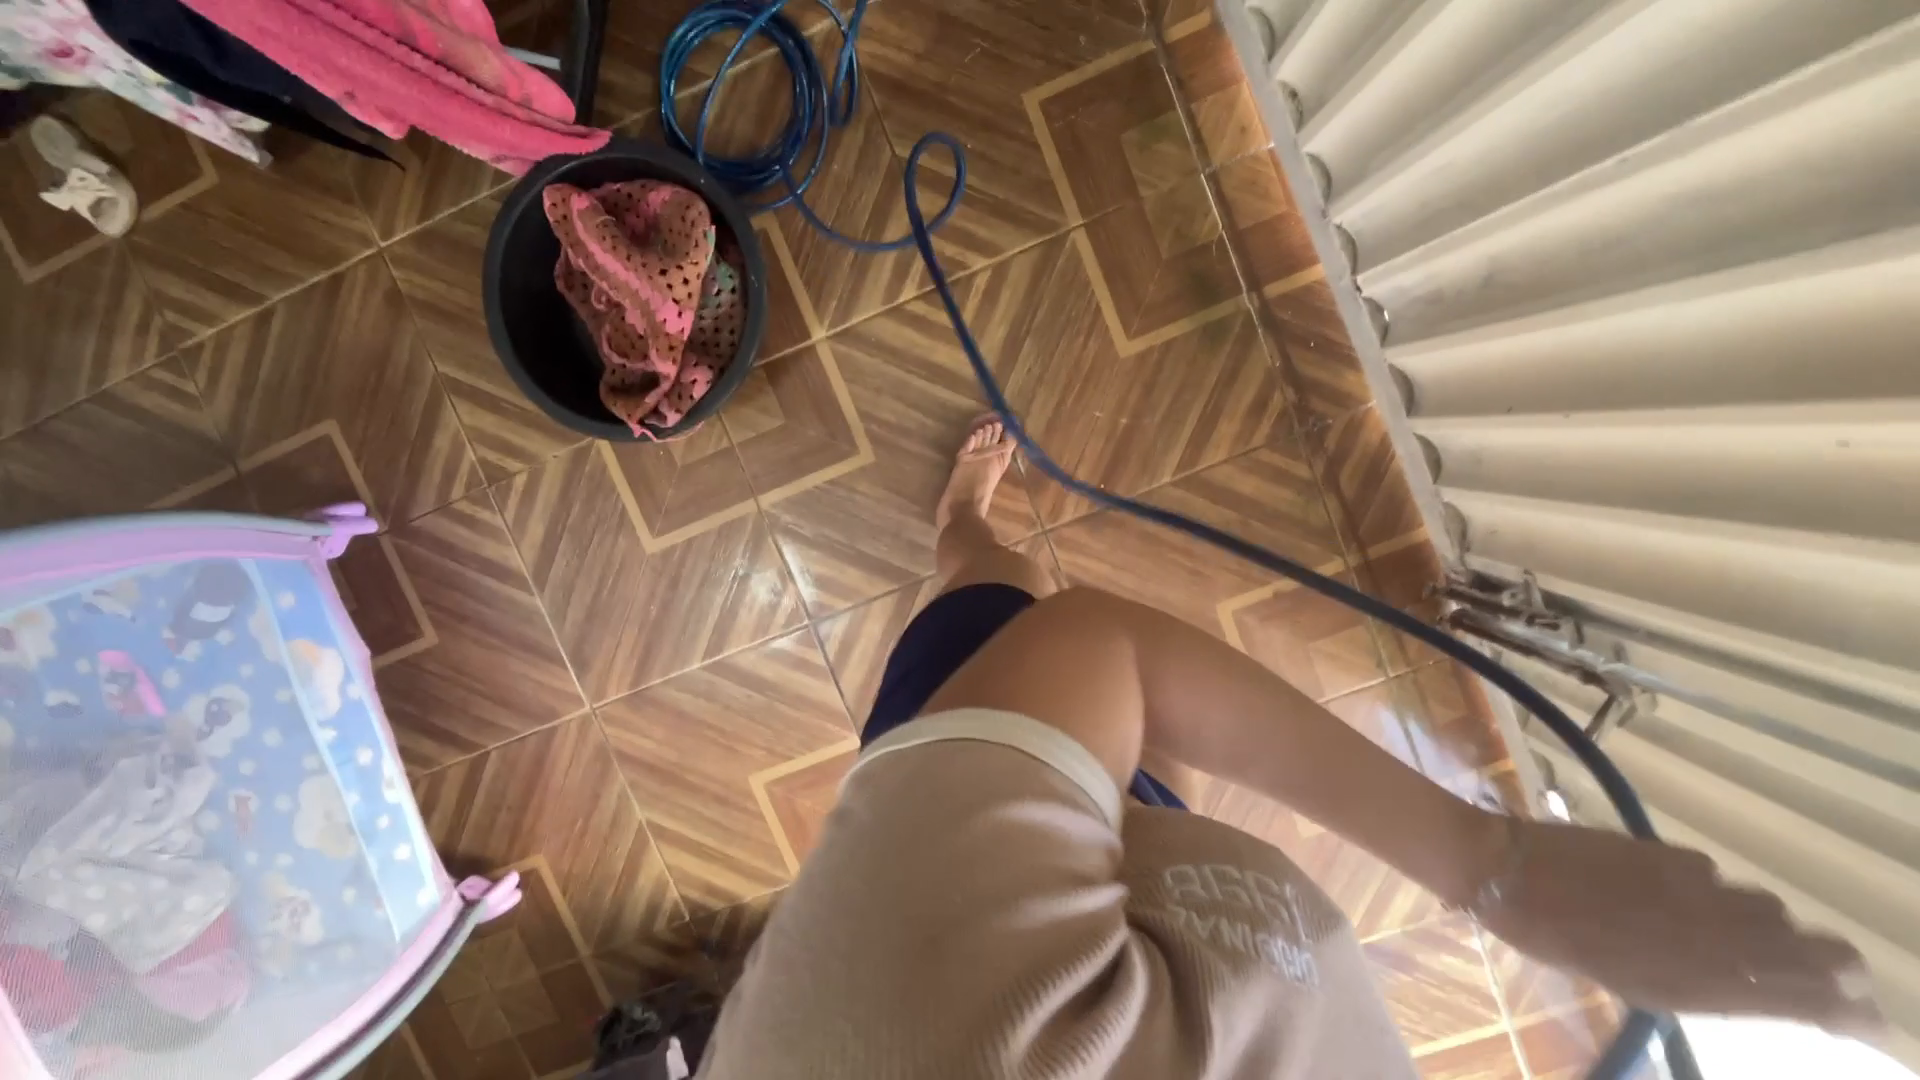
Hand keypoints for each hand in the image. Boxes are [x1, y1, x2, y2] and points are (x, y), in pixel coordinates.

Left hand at [1471, 817, 1881, 1033]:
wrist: (1504, 872)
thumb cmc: (1550, 935)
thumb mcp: (1628, 980)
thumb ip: (1694, 983)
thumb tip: (1745, 985)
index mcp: (1700, 985)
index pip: (1811, 1003)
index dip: (1848, 1010)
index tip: (1864, 1017)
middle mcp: (1714, 941)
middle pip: (1819, 951)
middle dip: (1831, 960)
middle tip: (1822, 964)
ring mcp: (1696, 892)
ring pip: (1770, 906)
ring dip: (1762, 917)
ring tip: (1729, 921)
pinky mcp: (1669, 853)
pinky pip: (1712, 872)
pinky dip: (1705, 883)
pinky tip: (1672, 885)